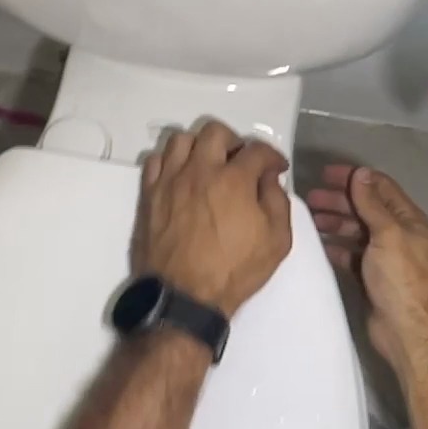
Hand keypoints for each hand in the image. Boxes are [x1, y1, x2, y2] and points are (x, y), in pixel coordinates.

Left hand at [134, 120, 292, 315]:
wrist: (184, 297)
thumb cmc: (234, 271)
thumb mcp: (276, 242)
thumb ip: (277, 202)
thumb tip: (269, 179)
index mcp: (234, 180)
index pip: (257, 149)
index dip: (272, 156)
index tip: (276, 168)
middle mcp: (200, 170)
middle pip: (216, 131)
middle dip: (235, 141)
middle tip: (240, 162)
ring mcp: (170, 180)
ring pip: (181, 139)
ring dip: (200, 146)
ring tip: (209, 165)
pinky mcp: (149, 194)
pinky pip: (156, 160)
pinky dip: (171, 160)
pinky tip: (182, 176)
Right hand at [309, 165, 427, 376]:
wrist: (405, 328)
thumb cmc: (400, 277)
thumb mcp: (388, 234)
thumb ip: (372, 204)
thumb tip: (362, 173)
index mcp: (408, 219)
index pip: (380, 188)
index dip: (355, 178)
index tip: (326, 174)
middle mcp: (397, 234)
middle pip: (366, 208)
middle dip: (340, 200)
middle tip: (310, 198)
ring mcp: (384, 256)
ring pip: (356, 231)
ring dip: (335, 222)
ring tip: (310, 219)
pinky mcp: (371, 275)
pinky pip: (351, 254)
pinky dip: (336, 247)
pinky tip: (319, 244)